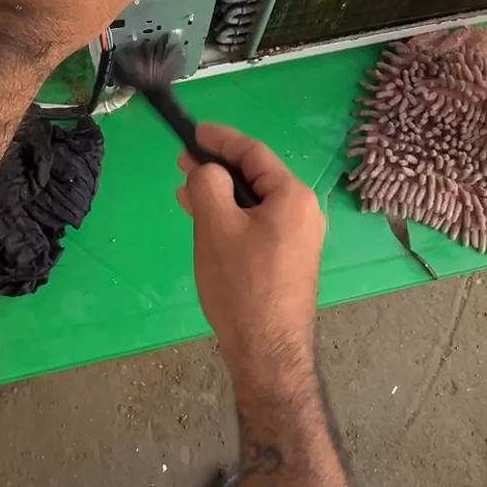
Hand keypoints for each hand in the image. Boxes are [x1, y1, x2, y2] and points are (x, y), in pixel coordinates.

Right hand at [177, 124, 326, 395]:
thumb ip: (208, 185)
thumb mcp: (217, 227)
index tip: (194, 131)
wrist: (268, 354)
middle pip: (256, 175)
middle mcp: (303, 211)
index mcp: (293, 196)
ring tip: (185, 187)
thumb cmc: (242, 286)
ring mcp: (298, 236)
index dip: (221, 139)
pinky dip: (231, 215)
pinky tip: (204, 217)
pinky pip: (257, 223)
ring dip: (221, 193)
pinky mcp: (288, 258)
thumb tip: (208, 170)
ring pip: (254, 201)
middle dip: (218, 167)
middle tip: (183, 161)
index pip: (254, 153)